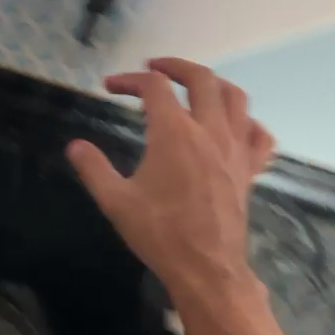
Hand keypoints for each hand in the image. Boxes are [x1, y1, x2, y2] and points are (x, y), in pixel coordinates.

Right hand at [66, 58, 273, 295]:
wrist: (205, 267)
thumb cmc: (158, 233)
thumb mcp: (115, 201)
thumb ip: (93, 168)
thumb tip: (75, 146)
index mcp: (174, 133)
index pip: (154, 88)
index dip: (130, 80)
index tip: (111, 86)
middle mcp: (209, 131)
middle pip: (201, 78)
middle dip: (175, 66)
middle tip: (154, 68)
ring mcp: (235, 149)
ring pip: (235, 97)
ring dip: (213, 84)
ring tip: (195, 86)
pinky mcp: (249, 169)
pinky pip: (259, 134)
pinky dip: (247, 122)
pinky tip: (234, 126)